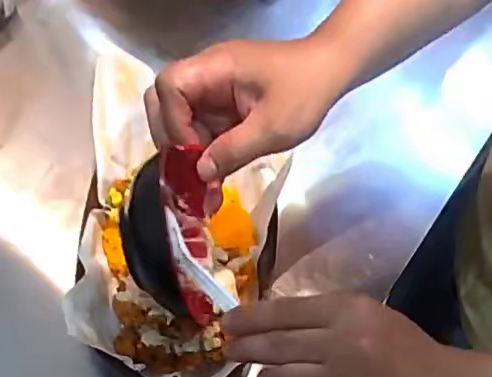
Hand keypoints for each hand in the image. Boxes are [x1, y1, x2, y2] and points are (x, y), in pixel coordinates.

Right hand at [147, 38, 352, 181]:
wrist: (326, 74)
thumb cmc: (303, 94)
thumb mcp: (270, 129)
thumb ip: (233, 151)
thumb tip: (201, 173)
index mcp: (215, 69)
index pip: (170, 87)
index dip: (173, 123)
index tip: (193, 155)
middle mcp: (207, 78)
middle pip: (165, 103)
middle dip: (172, 142)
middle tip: (188, 176)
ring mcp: (215, 94)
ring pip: (182, 124)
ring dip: (189, 158)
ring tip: (205, 192)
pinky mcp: (224, 111)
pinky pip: (203, 134)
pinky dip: (205, 159)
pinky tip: (214, 186)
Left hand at [225, 294, 467, 376]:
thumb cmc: (401, 346)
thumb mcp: (367, 313)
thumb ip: (325, 316)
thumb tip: (274, 324)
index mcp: (347, 312)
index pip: (284, 312)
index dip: (249, 319)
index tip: (228, 323)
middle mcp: (341, 344)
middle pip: (276, 346)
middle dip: (245, 348)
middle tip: (229, 350)